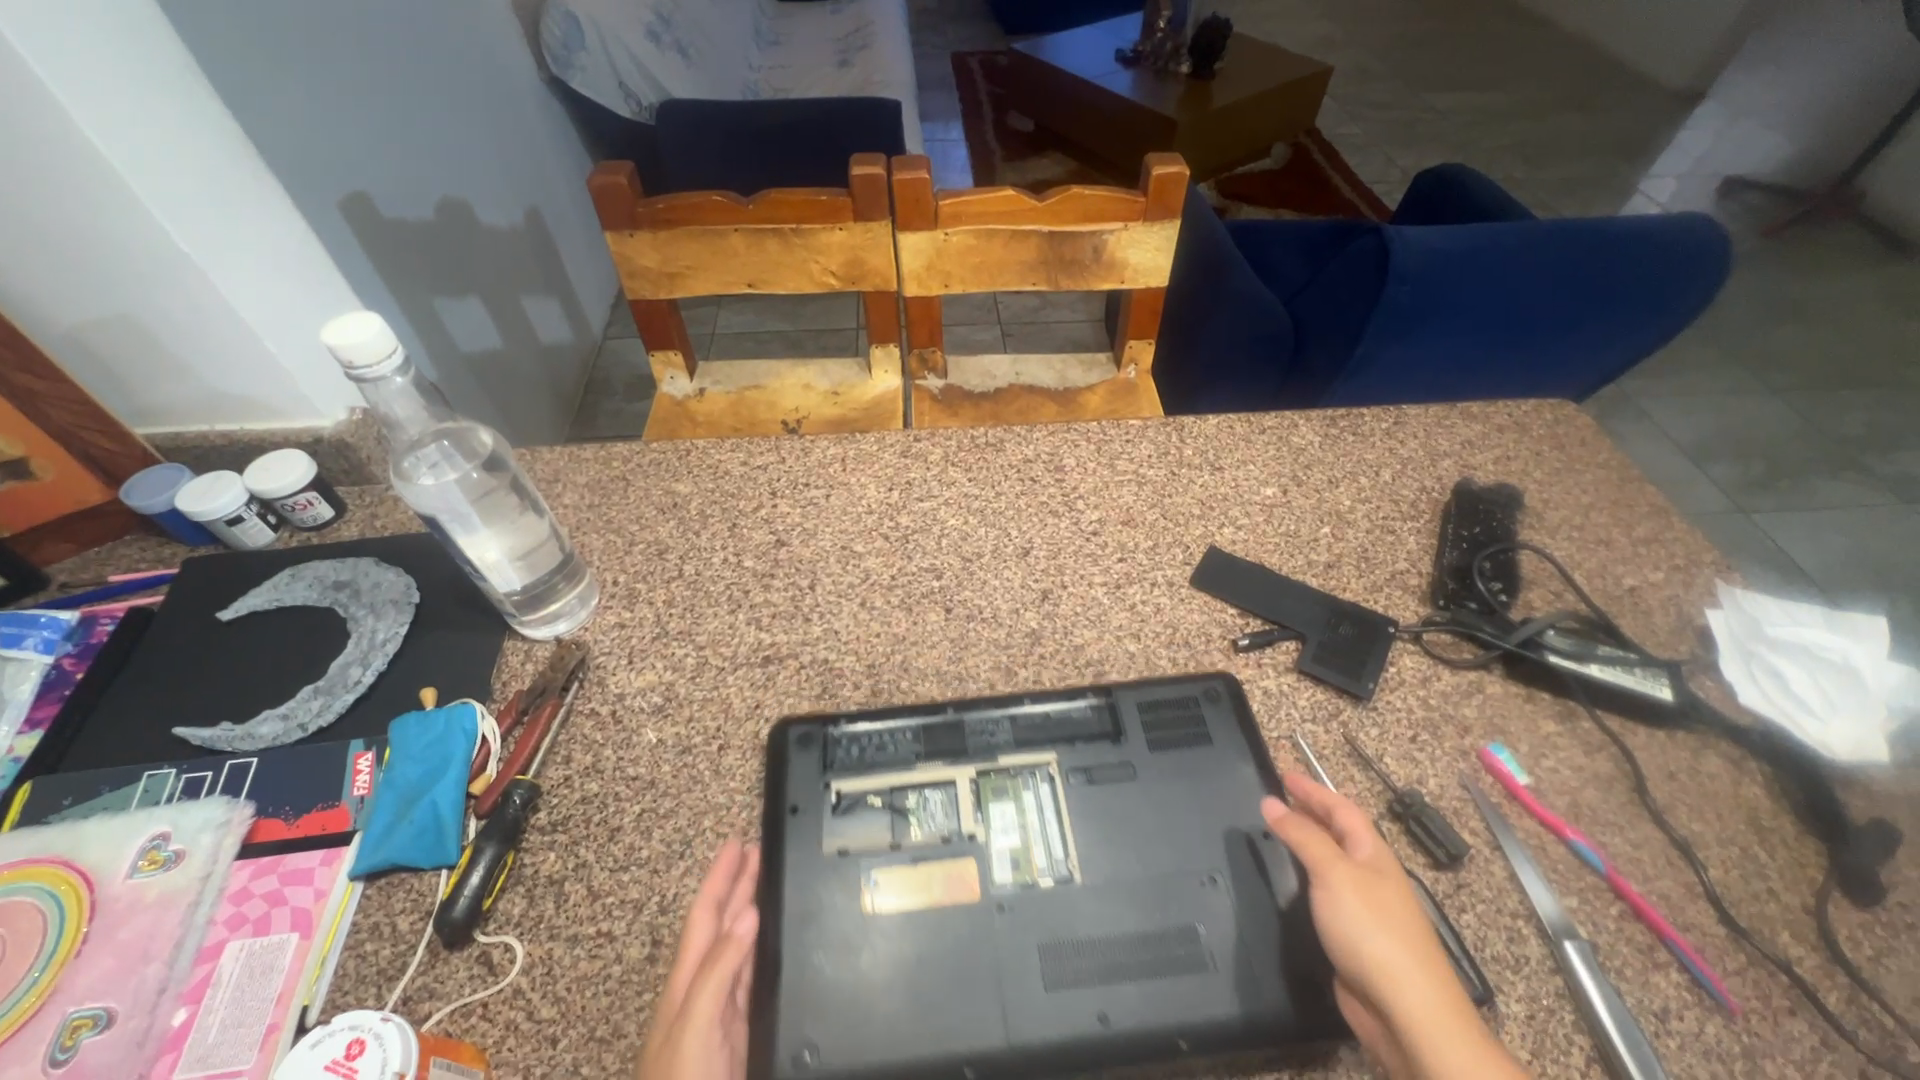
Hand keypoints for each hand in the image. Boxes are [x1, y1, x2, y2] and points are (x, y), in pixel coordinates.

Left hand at [636, 840, 761, 1079]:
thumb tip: (747, 916)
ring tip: (764, 881)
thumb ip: (720, 971)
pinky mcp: (738, 1031)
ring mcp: (720, 1011)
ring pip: (736, 948)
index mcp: (686, 983)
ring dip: (748, 912)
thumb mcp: (696, 1027)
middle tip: (756, 850)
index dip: (719, 880)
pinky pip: (751, 978)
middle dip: (736, 886)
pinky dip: (760, 951)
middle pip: (720, 926)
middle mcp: (702, 989)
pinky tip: (768, 940)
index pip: (704, 917)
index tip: (736, 845)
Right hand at [1262, 773, 1525, 1079]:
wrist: (1406, 1010)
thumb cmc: (1372, 931)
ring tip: (1275, 834)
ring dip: (1306, 845)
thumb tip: (1271, 801)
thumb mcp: (1333, 873)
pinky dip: (1305, 881)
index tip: (1282, 774)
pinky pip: (1325, 896)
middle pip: (1339, 834)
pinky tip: (1288, 887)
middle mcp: (1371, 876)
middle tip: (1275, 798)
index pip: (1341, 809)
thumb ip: (1302, 836)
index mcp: (1373, 854)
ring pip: (1332, 865)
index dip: (1312, 790)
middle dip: (1310, 812)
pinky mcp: (1353, 939)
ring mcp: (1364, 909)